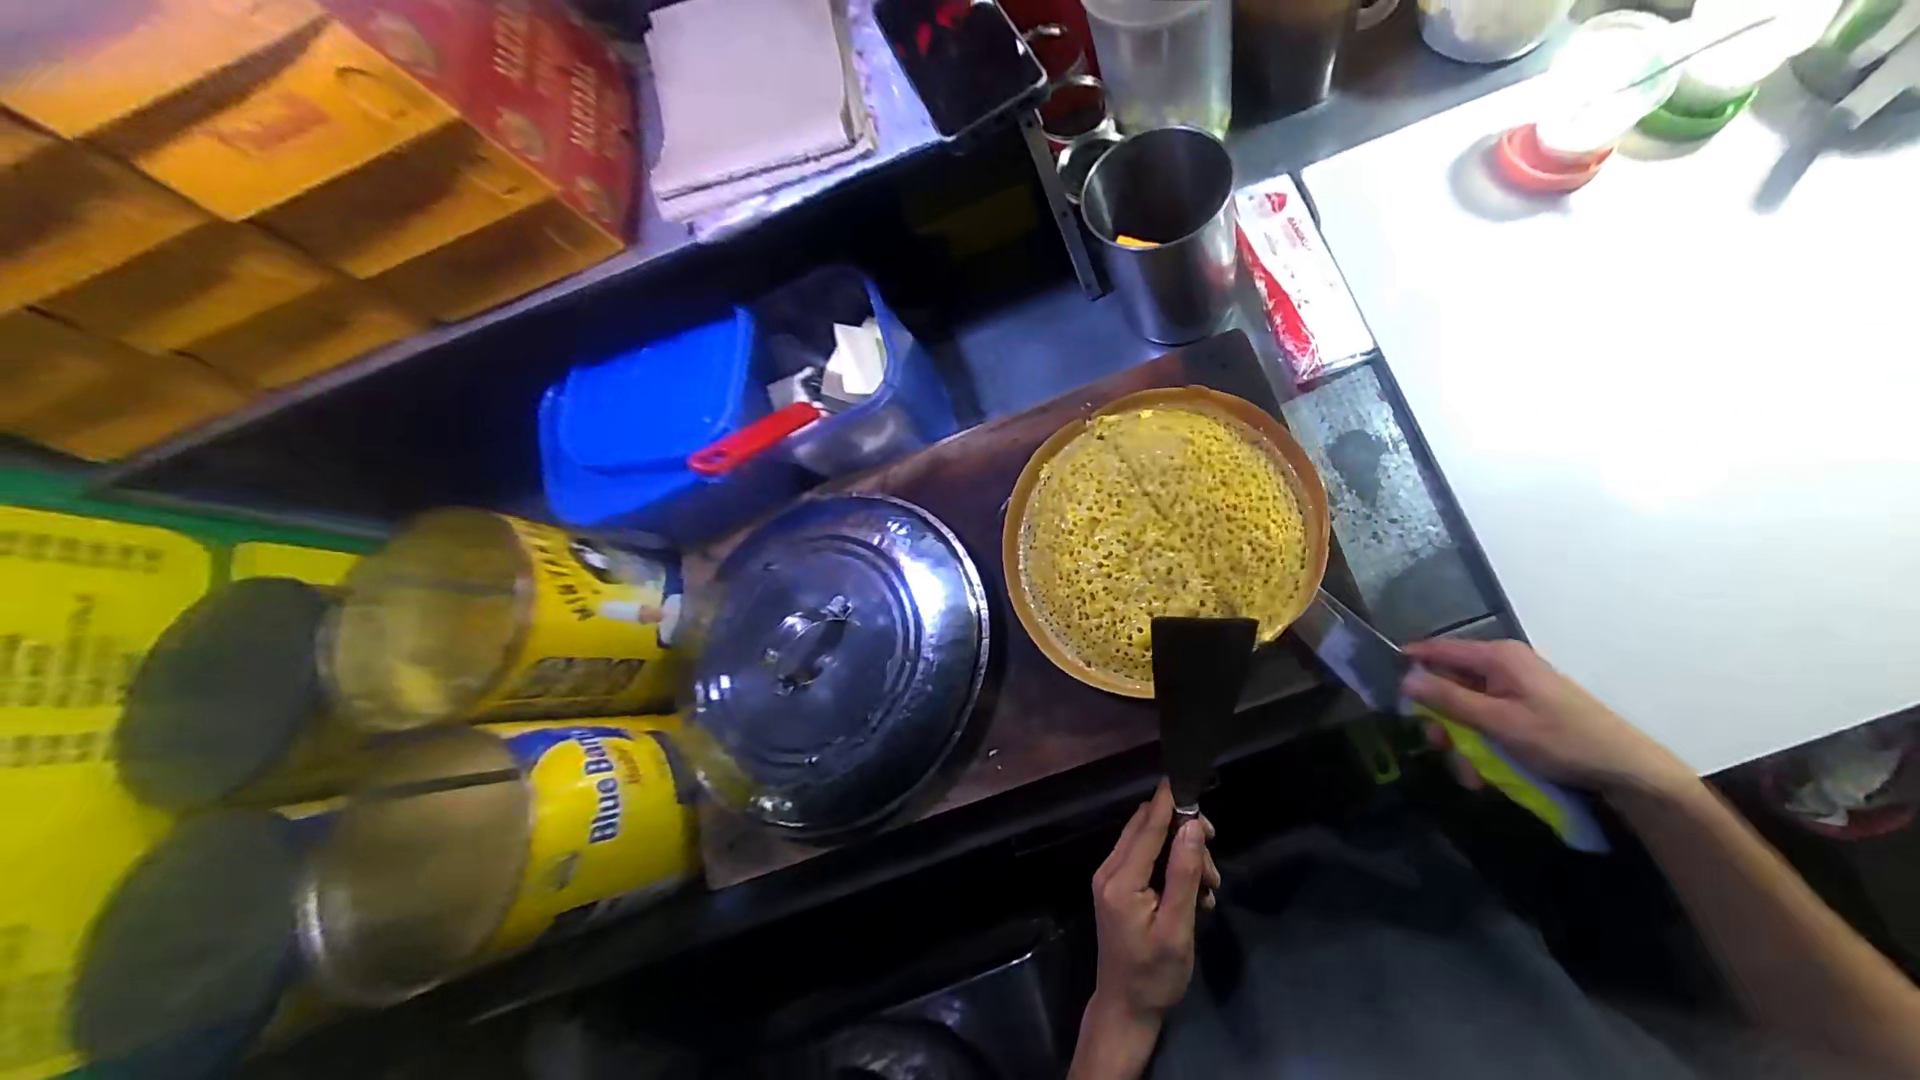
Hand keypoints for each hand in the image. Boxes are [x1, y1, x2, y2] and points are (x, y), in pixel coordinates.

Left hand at [1089, 783, 1218, 1022]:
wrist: (1126, 1007)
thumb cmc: (1155, 973)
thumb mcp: (1178, 928)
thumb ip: (1184, 875)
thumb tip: (1192, 828)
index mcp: (1120, 879)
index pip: (1146, 827)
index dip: (1166, 802)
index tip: (1183, 780)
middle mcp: (1109, 870)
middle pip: (1144, 828)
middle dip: (1181, 832)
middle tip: (1212, 855)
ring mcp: (1109, 877)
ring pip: (1146, 842)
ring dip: (1179, 852)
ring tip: (1208, 887)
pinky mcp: (1115, 887)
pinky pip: (1143, 860)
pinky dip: (1168, 866)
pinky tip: (1193, 892)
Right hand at [1401, 639, 1694, 798]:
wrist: (1631, 772)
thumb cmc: (1562, 740)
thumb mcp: (1498, 722)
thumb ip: (1448, 699)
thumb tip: (1404, 679)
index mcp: (1497, 657)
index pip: (1436, 649)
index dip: (1409, 665)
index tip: (1387, 688)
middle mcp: (1503, 665)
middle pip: (1449, 682)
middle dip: (1440, 717)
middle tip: (1438, 744)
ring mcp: (1516, 687)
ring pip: (1466, 706)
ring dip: (1461, 738)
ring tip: (1470, 772)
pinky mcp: (1525, 708)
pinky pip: (1487, 718)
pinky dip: (1482, 743)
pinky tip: (1486, 771)